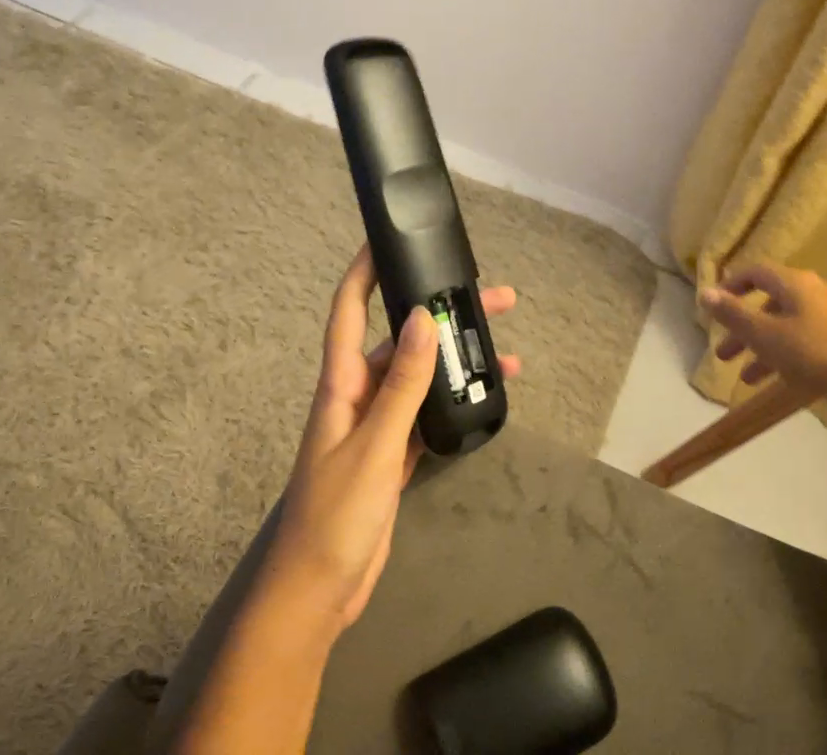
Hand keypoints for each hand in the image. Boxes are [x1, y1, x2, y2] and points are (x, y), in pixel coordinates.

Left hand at [266, 246, 520, 631]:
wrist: (319, 588)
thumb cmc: (335, 514)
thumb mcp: (373, 445)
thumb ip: (401, 384)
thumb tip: (422, 318)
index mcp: (341, 385)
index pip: (350, 311)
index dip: (364, 271)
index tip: (389, 238)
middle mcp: (357, 396)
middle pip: (401, 340)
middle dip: (441, 314)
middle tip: (496, 298)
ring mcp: (375, 427)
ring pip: (420, 377)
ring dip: (456, 361)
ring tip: (507, 351)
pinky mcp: (391, 456)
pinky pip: (426, 415)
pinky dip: (453, 402)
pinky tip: (484, 398)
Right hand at [699, 263, 826, 422]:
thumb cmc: (815, 352)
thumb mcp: (765, 335)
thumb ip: (733, 314)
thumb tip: (704, 292)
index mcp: (795, 284)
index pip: (757, 272)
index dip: (732, 286)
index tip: (714, 305)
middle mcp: (818, 293)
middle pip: (772, 304)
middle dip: (744, 329)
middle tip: (723, 353)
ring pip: (790, 327)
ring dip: (764, 349)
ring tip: (747, 378)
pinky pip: (811, 342)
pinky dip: (790, 356)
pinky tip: (783, 382)